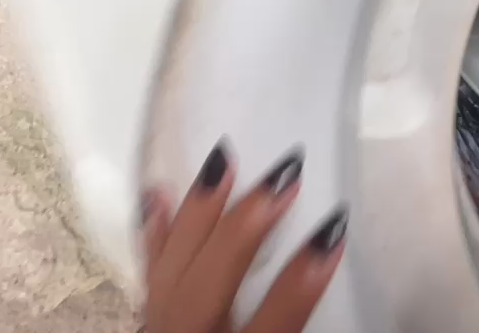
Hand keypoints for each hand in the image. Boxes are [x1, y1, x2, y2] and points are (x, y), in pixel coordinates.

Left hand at [140, 141, 347, 332]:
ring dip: (198, 215)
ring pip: (170, 274)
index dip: (301, 281)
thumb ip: (291, 319)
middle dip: (244, 230)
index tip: (334, 227)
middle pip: (207, 292)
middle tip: (285, 176)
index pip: (273, 326)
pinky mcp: (144, 324)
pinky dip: (153, 233)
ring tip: (225, 162)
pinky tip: (158, 192)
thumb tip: (328, 256)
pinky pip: (145, 275)